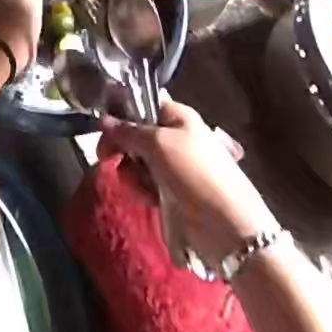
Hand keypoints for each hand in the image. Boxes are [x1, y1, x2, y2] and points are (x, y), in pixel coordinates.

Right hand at [101, 99, 277, 261]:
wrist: (230, 228)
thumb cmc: (195, 174)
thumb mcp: (158, 143)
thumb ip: (126, 130)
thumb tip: (102, 119)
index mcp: (178, 117)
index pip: (143, 103)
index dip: (121, 112)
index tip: (104, 126)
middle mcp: (175, 137)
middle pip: (135, 133)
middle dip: (122, 147)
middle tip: (107, 157)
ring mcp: (174, 165)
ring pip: (136, 160)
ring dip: (131, 172)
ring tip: (141, 184)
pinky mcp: (172, 191)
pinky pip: (145, 182)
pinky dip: (141, 189)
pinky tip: (148, 197)